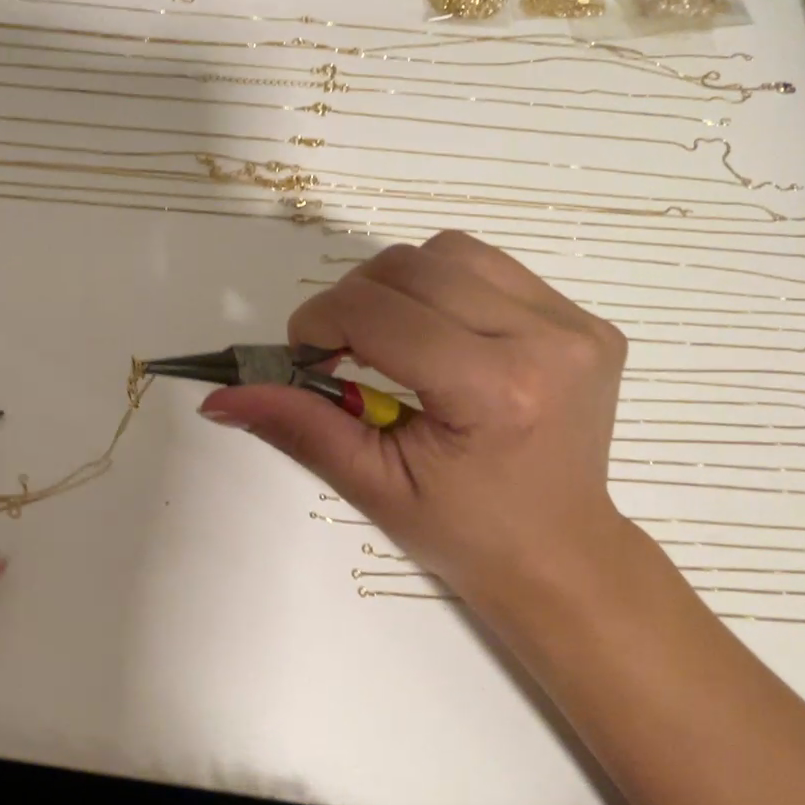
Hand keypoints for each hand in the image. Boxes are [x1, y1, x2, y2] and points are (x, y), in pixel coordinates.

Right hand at [199, 232, 628, 603]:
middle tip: (337, 349)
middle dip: (351, 300)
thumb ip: (296, 426)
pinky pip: (487, 266)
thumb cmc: (462, 531)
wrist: (560, 552)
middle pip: (409, 267)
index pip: (379, 314)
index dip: (319, 322)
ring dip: (396, 285)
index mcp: (494, 392)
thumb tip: (219, 397)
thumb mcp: (369, 483)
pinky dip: (441, 286)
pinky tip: (436, 334)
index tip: (303, 355)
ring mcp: (574, 324)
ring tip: (388, 338)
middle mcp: (545, 342)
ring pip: (447, 251)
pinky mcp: (586, 320)